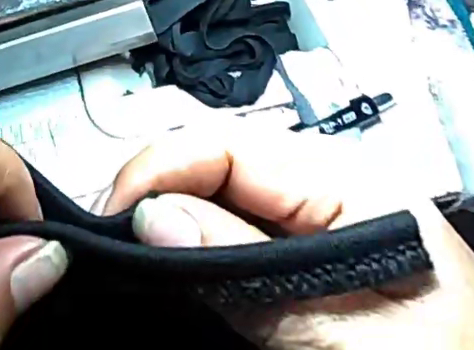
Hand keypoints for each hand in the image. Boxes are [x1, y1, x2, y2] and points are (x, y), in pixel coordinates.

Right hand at [100, 129, 473, 349]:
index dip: (158, 167)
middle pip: (214, 158)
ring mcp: (321, 221)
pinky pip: (236, 228)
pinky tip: (173, 261)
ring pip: (217, 191)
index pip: (225, 142)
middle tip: (109, 241)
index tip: (110, 216)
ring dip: (167, 214)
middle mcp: (331, 187)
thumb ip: (256, 278)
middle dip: (154, 187)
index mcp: (352, 184)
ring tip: (129, 250)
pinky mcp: (314, 256)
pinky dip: (195, 241)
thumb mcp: (364, 344)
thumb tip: (151, 216)